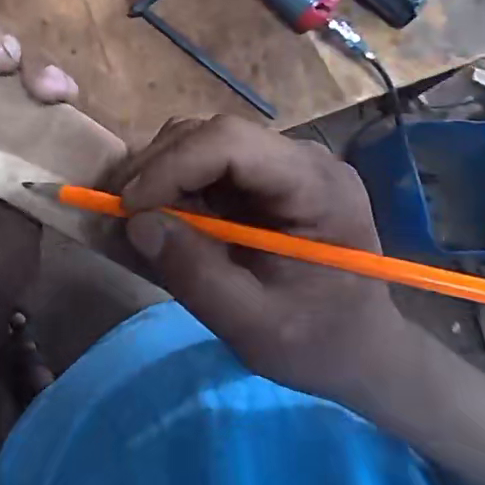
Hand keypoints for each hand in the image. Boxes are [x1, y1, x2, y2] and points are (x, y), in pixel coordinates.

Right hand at [115, 115, 412, 403]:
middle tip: (119, 210)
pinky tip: (166, 216)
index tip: (129, 206)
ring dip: (163, 171)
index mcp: (318, 188)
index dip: (173, 165)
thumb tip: (136, 223)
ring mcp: (286, 163)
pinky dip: (177, 182)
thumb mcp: (255, 327)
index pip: (233, 142)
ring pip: (205, 140)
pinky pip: (210, 161)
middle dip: (159, 166)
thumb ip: (196, 275)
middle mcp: (304, 159)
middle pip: (215, 133)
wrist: (364, 350)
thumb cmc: (320, 345)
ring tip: (140, 215)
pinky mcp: (268, 176)